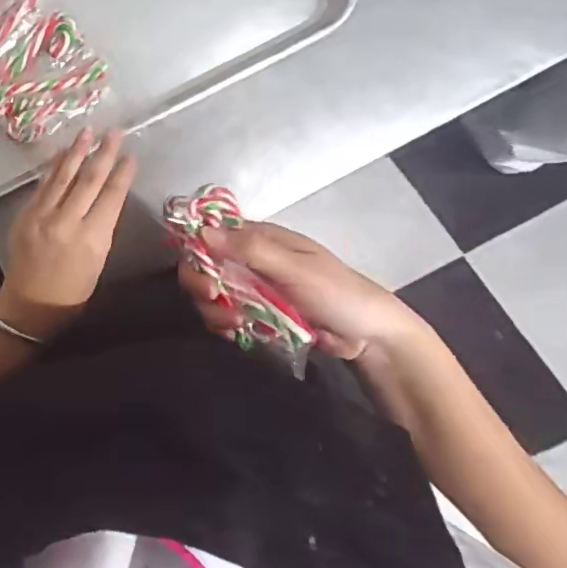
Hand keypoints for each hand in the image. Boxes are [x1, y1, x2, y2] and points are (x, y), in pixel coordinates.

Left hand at [0, 128, 136, 339]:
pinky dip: (53, 167)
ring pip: (62, 176)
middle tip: (114, 131)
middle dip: (103, 153)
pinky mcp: (24, 215)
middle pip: (88, 179)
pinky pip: (42, 185)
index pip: (111, 196)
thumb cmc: (72, 292)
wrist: (30, 305)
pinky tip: (61, 153)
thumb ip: (102, 227)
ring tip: (87, 131)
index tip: (131, 154)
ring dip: (76, 151)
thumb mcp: (98, 261)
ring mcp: (41, 216)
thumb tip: (105, 197)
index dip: (122, 173)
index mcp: (92, 238)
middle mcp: (67, 222)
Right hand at [177, 221, 427, 358]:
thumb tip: (203, 231)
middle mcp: (249, 259)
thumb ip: (250, 249)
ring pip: (210, 294)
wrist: (369, 336)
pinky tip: (238, 333)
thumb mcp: (295, 268)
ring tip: (236, 325)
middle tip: (216, 302)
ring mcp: (250, 288)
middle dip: (202, 286)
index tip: (203, 276)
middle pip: (203, 266)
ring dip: (214, 311)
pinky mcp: (254, 313)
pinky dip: (224, 325)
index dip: (196, 253)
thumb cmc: (337, 293)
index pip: (210, 235)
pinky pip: (223, 316)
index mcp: (260, 239)